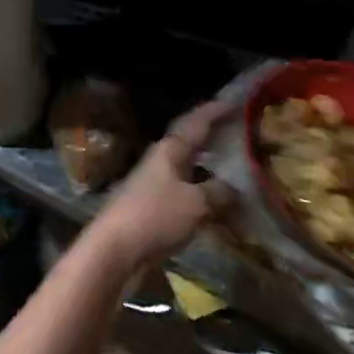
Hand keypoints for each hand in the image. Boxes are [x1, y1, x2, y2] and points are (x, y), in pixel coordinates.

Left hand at [90, 101, 236, 267]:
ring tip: (235, 172)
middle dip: (213, 138)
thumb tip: (234, 189)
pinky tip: (218, 208)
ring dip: (210, 170)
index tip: (236, 102)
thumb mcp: (196, 203)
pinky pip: (185, 194)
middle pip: (190, 143)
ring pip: (188, 170)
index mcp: (170, 149)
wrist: (114, 251)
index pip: (196, 122)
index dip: (216, 111)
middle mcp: (161, 161)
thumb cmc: (155, 216)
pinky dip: (203, 196)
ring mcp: (154, 184)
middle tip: (238, 135)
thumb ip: (218, 192)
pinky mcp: (152, 209)